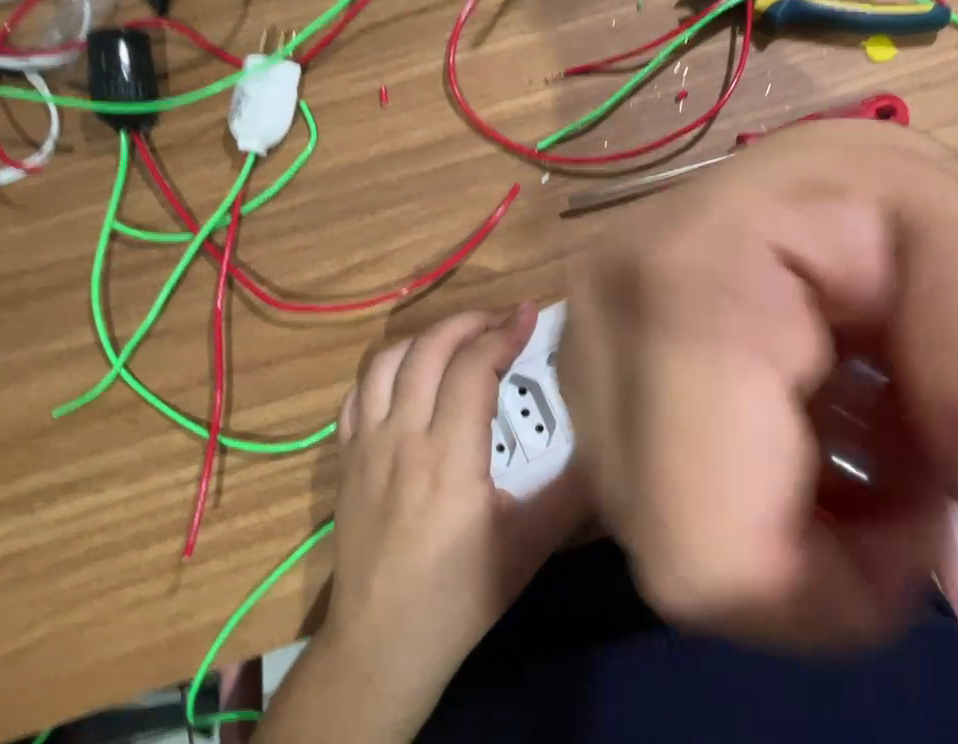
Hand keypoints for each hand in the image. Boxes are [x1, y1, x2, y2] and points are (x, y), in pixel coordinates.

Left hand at [320, 305, 587, 723]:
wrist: (383, 643)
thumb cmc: (462, 595)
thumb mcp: (530, 546)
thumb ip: (573, 494)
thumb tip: (613, 449)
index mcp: (450, 456)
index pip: (473, 368)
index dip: (502, 332)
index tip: (529, 313)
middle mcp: (402, 439)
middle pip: (427, 351)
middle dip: (466, 323)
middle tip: (500, 322)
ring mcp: (365, 448)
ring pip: (385, 364)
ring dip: (425, 340)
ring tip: (458, 341)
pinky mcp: (345, 462)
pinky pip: (357, 395)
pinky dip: (385, 370)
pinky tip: (408, 377)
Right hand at [559, 121, 957, 645]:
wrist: (879, 226)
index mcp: (698, 263)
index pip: (704, 542)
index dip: (827, 584)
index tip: (918, 508)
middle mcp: (609, 295)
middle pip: (668, 547)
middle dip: (799, 550)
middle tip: (885, 467)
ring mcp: (586, 338)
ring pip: (652, 531)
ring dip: (765, 524)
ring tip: (843, 448)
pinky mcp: (589, 372)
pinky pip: (638, 501)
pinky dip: (724, 505)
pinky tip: (786, 447)